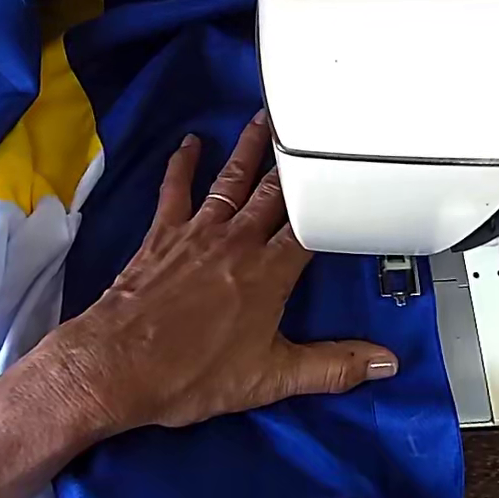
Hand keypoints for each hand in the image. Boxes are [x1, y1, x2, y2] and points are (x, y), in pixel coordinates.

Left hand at [41, 111, 397, 436]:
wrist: (111, 371)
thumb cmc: (191, 373)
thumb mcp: (273, 377)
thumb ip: (334, 367)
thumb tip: (387, 365)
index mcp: (269, 273)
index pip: (311, 227)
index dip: (332, 204)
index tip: (348, 181)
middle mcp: (237, 244)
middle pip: (273, 193)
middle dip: (293, 162)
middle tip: (307, 130)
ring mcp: (198, 235)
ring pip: (232, 181)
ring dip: (248, 150)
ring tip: (262, 120)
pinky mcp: (163, 237)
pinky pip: (176, 191)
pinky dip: (183, 165)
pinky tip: (190, 144)